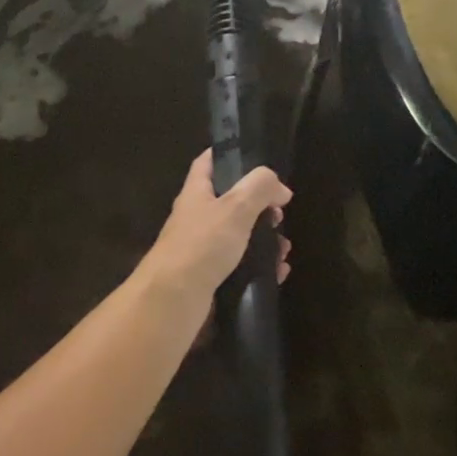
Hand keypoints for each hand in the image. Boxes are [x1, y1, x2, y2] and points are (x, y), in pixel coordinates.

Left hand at [139, 149, 291, 303]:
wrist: (172, 300)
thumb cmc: (202, 244)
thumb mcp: (236, 207)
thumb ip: (260, 188)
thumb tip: (280, 187)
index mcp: (196, 192)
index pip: (207, 162)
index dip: (227, 154)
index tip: (253, 155)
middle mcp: (196, 218)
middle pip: (229, 202)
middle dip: (258, 205)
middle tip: (280, 212)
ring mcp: (201, 249)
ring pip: (238, 236)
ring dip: (263, 239)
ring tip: (284, 248)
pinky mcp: (208, 277)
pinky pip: (239, 266)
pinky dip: (260, 266)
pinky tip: (278, 271)